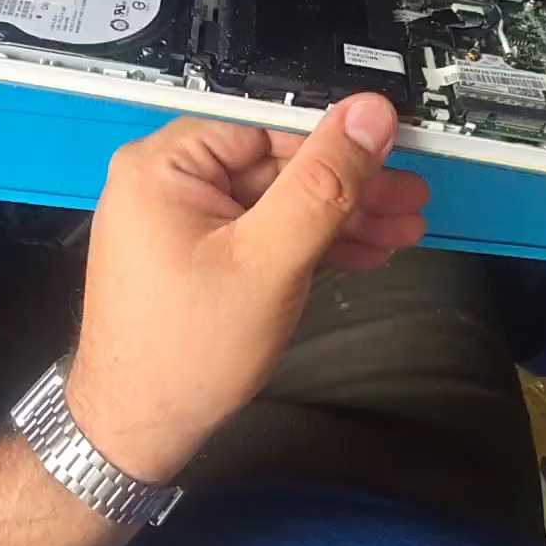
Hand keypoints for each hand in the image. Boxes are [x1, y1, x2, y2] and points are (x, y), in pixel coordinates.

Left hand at [65, 96, 428, 483]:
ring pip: (272, 203)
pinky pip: (256, 232)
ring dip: (336, 219)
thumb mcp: (268, 260)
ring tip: (398, 231)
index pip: (265, 130)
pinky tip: (356, 252)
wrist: (138, 429)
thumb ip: (323, 184)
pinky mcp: (192, 254)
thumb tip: (368, 116)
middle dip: (346, 189)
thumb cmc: (186, 352)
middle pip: (273, 167)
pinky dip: (304, 244)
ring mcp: (177, 221)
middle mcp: (163, 183)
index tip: (391, 153)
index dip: (334, 143)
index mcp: (163, 166)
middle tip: (407, 200)